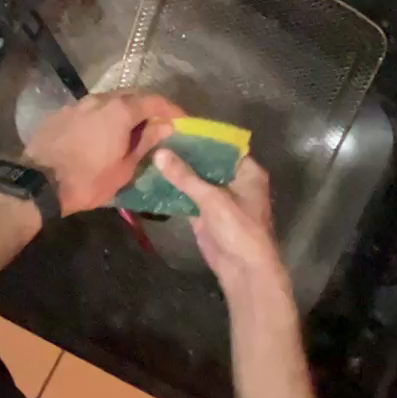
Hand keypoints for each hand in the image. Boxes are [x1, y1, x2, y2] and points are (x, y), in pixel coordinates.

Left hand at [25, 92, 183, 213]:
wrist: (38, 184)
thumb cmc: (87, 181)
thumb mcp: (124, 169)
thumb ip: (146, 143)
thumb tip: (165, 126)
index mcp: (119, 110)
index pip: (154, 101)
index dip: (171, 109)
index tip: (181, 121)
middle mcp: (98, 99)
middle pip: (130, 96)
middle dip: (147, 108)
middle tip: (157, 125)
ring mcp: (76, 105)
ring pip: (107, 101)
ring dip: (122, 112)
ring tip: (129, 130)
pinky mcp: (60, 114)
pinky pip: (88, 110)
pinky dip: (101, 118)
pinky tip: (101, 134)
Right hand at [155, 151, 291, 301]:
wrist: (244, 270)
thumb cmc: (239, 230)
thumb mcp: (212, 199)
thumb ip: (185, 176)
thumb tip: (160, 153)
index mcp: (246, 171)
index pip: (221, 146)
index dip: (200, 137)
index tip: (174, 126)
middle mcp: (234, 181)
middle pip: (206, 162)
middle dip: (183, 155)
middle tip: (156, 139)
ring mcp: (219, 199)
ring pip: (195, 180)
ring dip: (176, 173)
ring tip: (150, 156)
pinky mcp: (206, 215)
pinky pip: (188, 198)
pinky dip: (173, 191)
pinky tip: (153, 181)